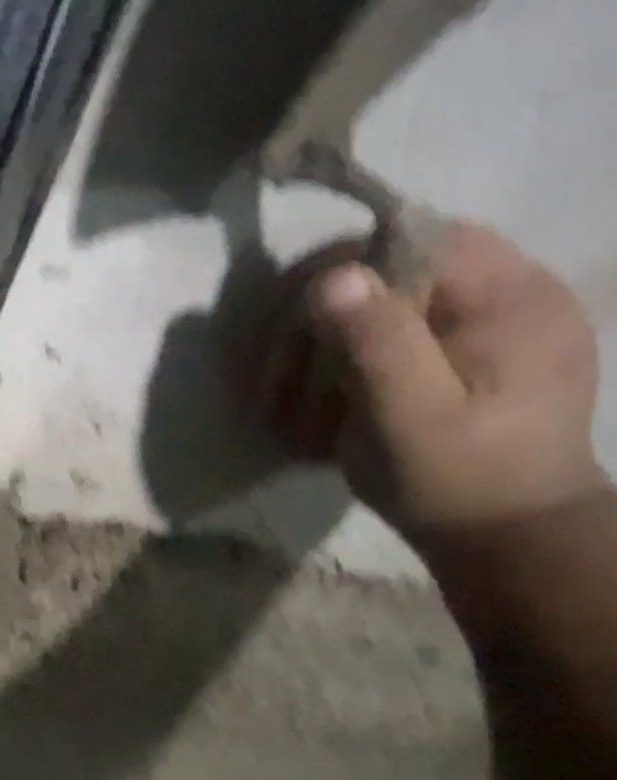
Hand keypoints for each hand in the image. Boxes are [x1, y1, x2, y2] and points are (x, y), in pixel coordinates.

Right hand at [253, 223, 605, 536]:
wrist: (505, 540)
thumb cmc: (458, 481)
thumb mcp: (411, 417)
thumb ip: (379, 344)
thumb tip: (332, 277)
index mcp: (511, 298)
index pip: (413, 239)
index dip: (335, 269)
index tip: (280, 326)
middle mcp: (504, 295)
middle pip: (385, 270)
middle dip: (312, 321)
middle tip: (267, 382)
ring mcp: (482, 326)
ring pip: (373, 305)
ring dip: (313, 350)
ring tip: (279, 406)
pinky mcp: (457, 356)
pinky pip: (382, 336)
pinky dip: (334, 366)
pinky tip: (311, 408)